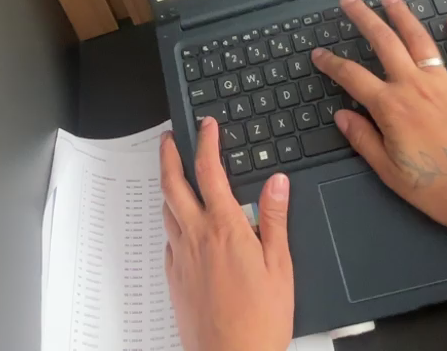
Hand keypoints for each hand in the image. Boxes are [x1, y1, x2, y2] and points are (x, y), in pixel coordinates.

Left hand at [160, 117, 293, 350]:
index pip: (209, 171)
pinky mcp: (174, 278)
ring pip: (167, 209)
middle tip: (169, 137)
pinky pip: (168, 239)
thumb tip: (277, 181)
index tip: (206, 125)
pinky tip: (181, 225)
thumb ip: (275, 218)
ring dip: (168, 185)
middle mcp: (197, 236)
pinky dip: (173, 222)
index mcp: (225, 228)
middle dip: (169, 154)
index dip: (207, 142)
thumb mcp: (280, 266)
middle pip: (173, 183)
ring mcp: (181, 257)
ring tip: (173, 174)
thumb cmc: (260, 321)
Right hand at [312, 0, 446, 238]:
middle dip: (363, 18)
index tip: (319, 53)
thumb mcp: (392, 173)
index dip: (332, 63)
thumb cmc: (441, 190)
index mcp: (392, 107)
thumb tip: (341, 115)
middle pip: (384, 42)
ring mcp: (445, 84)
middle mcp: (415, 86)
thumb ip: (364, 140)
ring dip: (403, 15)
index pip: (352, 77)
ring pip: (420, 40)